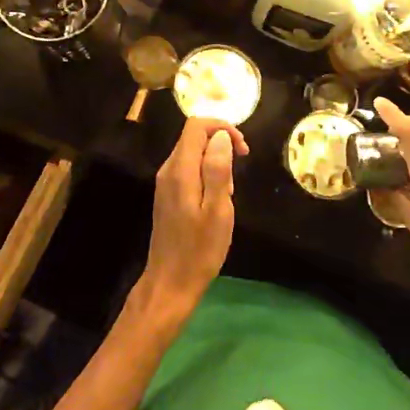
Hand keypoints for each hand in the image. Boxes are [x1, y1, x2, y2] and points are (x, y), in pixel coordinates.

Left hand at [142, 118, 247, 314]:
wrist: (170, 283)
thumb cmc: (199, 250)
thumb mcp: (218, 210)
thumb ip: (218, 170)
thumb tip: (221, 136)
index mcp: (180, 170)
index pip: (196, 126)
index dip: (223, 128)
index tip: (243, 151)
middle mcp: (168, 170)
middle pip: (194, 136)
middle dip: (221, 145)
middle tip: (237, 176)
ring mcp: (166, 183)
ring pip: (193, 153)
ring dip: (216, 162)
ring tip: (227, 194)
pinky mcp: (169, 195)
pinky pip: (190, 170)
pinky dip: (207, 175)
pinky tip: (216, 201)